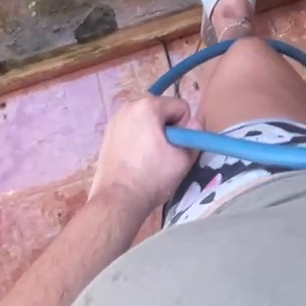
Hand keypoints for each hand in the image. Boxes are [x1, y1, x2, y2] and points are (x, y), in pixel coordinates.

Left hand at [89, 94, 199, 212]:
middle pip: (162, 112)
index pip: (181, 107)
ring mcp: (116, 119)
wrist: (117, 200)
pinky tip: (136, 160)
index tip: (175, 148)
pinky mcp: (108, 133)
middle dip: (168, 130)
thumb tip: (198, 118)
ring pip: (147, 121)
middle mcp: (129, 105)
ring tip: (149, 159)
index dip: (184, 129)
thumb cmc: (152, 177)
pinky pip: (133, 129)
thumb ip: (195, 133)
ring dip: (153, 134)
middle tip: (164, 155)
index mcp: (147, 105)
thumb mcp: (183, 157)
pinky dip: (138, 139)